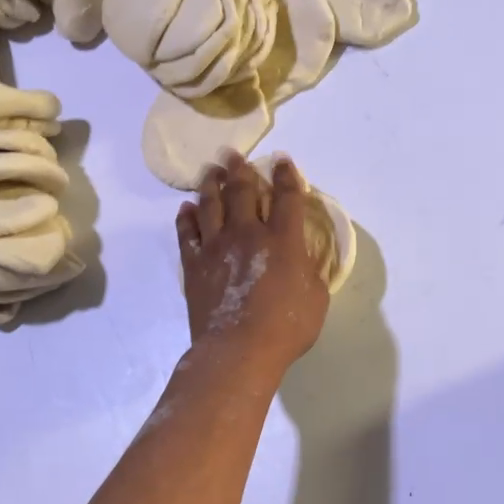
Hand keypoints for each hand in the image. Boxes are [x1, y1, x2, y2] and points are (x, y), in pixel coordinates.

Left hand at [176, 151, 330, 374]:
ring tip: (212, 171)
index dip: (287, 176)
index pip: (287, 197)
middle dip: (240, 168)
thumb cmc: (287, 327)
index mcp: (284, 240)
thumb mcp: (316, 298)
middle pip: (242, 191)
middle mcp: (248, 233)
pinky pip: (188, 233)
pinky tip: (187, 209)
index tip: (283, 161)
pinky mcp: (195, 264)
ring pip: (211, 204)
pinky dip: (187, 218)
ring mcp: (217, 246)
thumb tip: (304, 258)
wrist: (239, 349)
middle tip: (234, 154)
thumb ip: (310, 271)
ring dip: (212, 183)